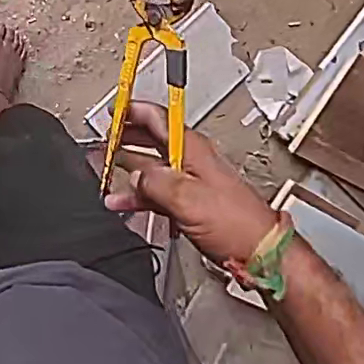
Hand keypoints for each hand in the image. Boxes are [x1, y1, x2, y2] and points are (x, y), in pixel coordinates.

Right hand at [102, 101, 283, 265]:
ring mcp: (188, 181)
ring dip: (126, 167)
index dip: (132, 111)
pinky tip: (121, 201)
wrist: (261, 253)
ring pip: (150, 166)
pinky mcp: (188, 202)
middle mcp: (190, 160)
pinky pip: (155, 191)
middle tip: (103, 138)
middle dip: (125, 137)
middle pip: (151, 138)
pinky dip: (137, 194)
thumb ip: (155, 182)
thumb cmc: (238, 224)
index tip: (112, 112)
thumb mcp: (189, 198)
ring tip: (103, 167)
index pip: (158, 117)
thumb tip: (133, 176)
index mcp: (192, 149)